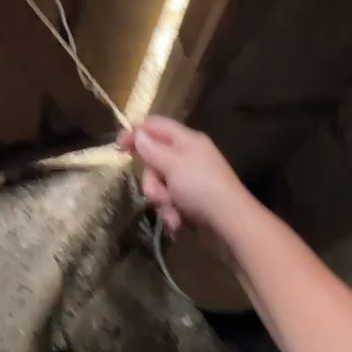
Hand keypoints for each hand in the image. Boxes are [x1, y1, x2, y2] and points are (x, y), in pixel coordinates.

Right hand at [118, 116, 257, 241]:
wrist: (232, 225)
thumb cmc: (202, 188)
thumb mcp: (172, 165)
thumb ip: (152, 149)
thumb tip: (137, 132)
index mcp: (187, 140)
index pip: (155, 125)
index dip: (136, 133)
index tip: (119, 148)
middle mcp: (188, 156)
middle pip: (154, 159)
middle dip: (152, 181)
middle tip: (157, 194)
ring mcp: (191, 180)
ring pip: (161, 184)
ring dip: (162, 202)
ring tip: (173, 214)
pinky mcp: (193, 201)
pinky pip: (172, 202)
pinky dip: (172, 213)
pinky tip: (179, 225)